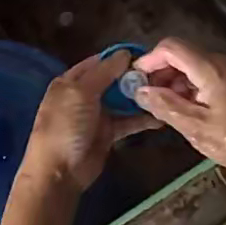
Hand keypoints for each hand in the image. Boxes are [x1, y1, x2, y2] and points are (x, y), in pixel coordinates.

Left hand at [21, 51, 161, 194]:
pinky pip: (128, 121)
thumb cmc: (65, 125)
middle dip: (135, 77)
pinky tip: (161, 116)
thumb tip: (125, 53)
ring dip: (141, 97)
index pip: (98, 62)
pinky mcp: (108, 133)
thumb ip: (104, 72)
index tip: (147, 55)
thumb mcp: (81, 93)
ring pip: (123, 100)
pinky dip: (142, 118)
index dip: (120, 57)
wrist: (59, 171)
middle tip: (163, 74)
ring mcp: (96, 114)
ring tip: (166, 92)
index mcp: (71, 81)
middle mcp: (84, 94)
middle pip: (113, 80)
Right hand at [130, 38, 225, 194]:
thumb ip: (165, 105)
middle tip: (144, 95)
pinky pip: (205, 74)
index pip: (171, 47)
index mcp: (212, 69)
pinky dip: (189, 85)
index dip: (148, 60)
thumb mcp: (196, 128)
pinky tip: (182, 108)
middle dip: (159, 70)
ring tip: (160, 105)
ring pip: (192, 64)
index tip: (134, 80)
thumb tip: (139, 90)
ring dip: (173, 79)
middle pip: (181, 53)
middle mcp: (222, 61)